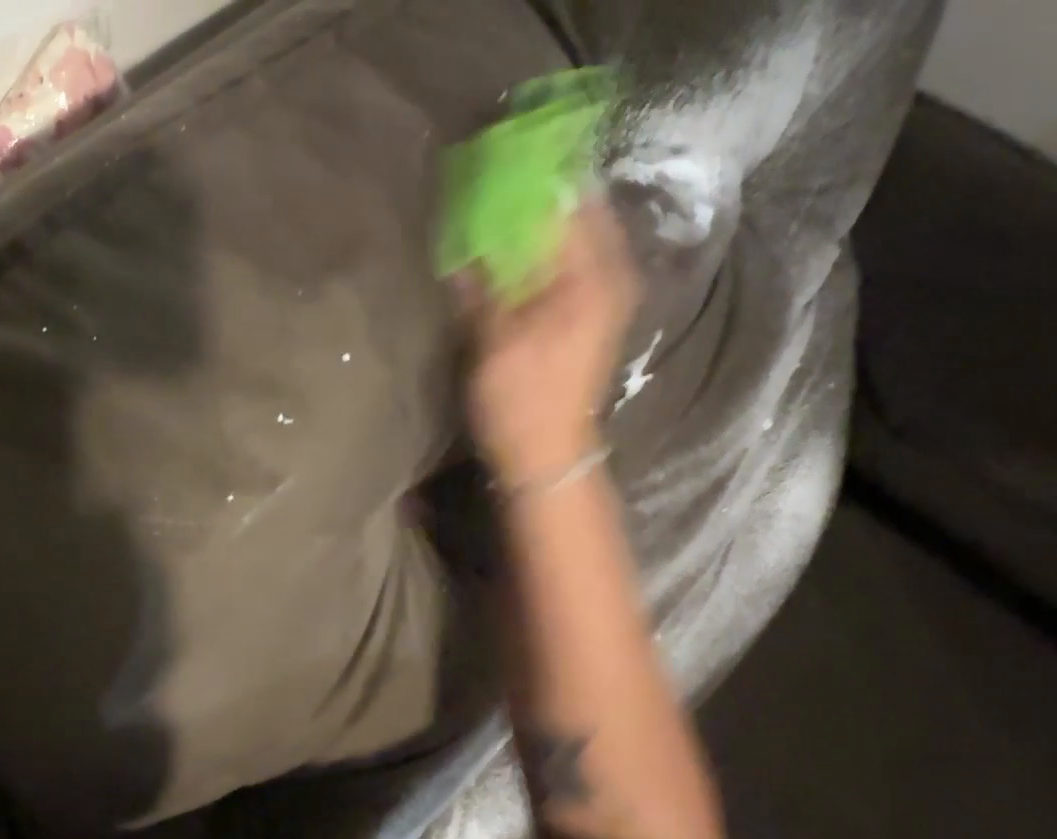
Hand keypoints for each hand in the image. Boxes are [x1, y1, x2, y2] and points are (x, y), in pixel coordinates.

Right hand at [457, 200, 639, 487]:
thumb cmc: (523, 400)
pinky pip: (564, 257)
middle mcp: (607, 275)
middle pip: (574, 212)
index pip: (570, 200)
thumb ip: (482, 284)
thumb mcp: (495, 341)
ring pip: (570, 233)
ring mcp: (601, 292)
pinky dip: (537, 245)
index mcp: (592, 276)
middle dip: (534, 190)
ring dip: (534, 217)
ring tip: (492, 201)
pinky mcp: (586, 310)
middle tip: (491, 172)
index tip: (500, 152)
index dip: (537, 174)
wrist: (549, 454)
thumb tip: (463, 236)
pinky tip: (505, 244)